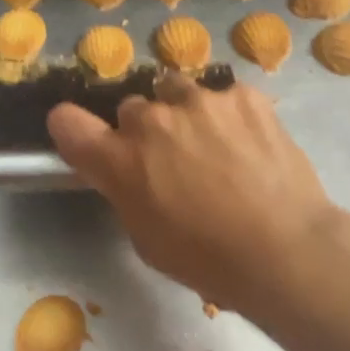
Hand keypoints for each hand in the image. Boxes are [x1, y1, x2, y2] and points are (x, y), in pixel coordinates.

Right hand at [47, 74, 337, 312]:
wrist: (282, 247)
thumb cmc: (206, 258)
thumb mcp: (145, 237)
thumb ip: (127, 192)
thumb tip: (133, 174)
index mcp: (119, 161)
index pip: (67, 123)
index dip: (71, 129)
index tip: (85, 140)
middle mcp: (152, 120)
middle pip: (130, 109)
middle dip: (142, 132)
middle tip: (169, 161)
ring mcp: (200, 101)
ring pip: (174, 92)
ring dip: (181, 114)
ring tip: (209, 145)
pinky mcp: (243, 96)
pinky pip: (221, 96)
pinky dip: (225, 115)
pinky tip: (246, 145)